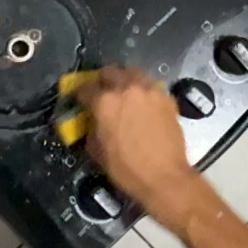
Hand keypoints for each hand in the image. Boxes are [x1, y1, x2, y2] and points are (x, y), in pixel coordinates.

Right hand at [78, 67, 201, 224]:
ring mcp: (149, 90)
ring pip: (133, 73)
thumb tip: (92, 122)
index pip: (85, 88)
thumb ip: (91, 130)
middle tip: (102, 91)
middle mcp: (126, 88)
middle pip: (110, 71)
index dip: (80, 94)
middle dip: (103, 80)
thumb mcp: (97, 152)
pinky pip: (151, 86)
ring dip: (125, 79)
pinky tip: (144, 103)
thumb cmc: (126, 169)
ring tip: (125, 92)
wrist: (164, 176)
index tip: (81, 99)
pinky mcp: (167, 97)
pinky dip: (144, 90)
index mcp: (104, 102)